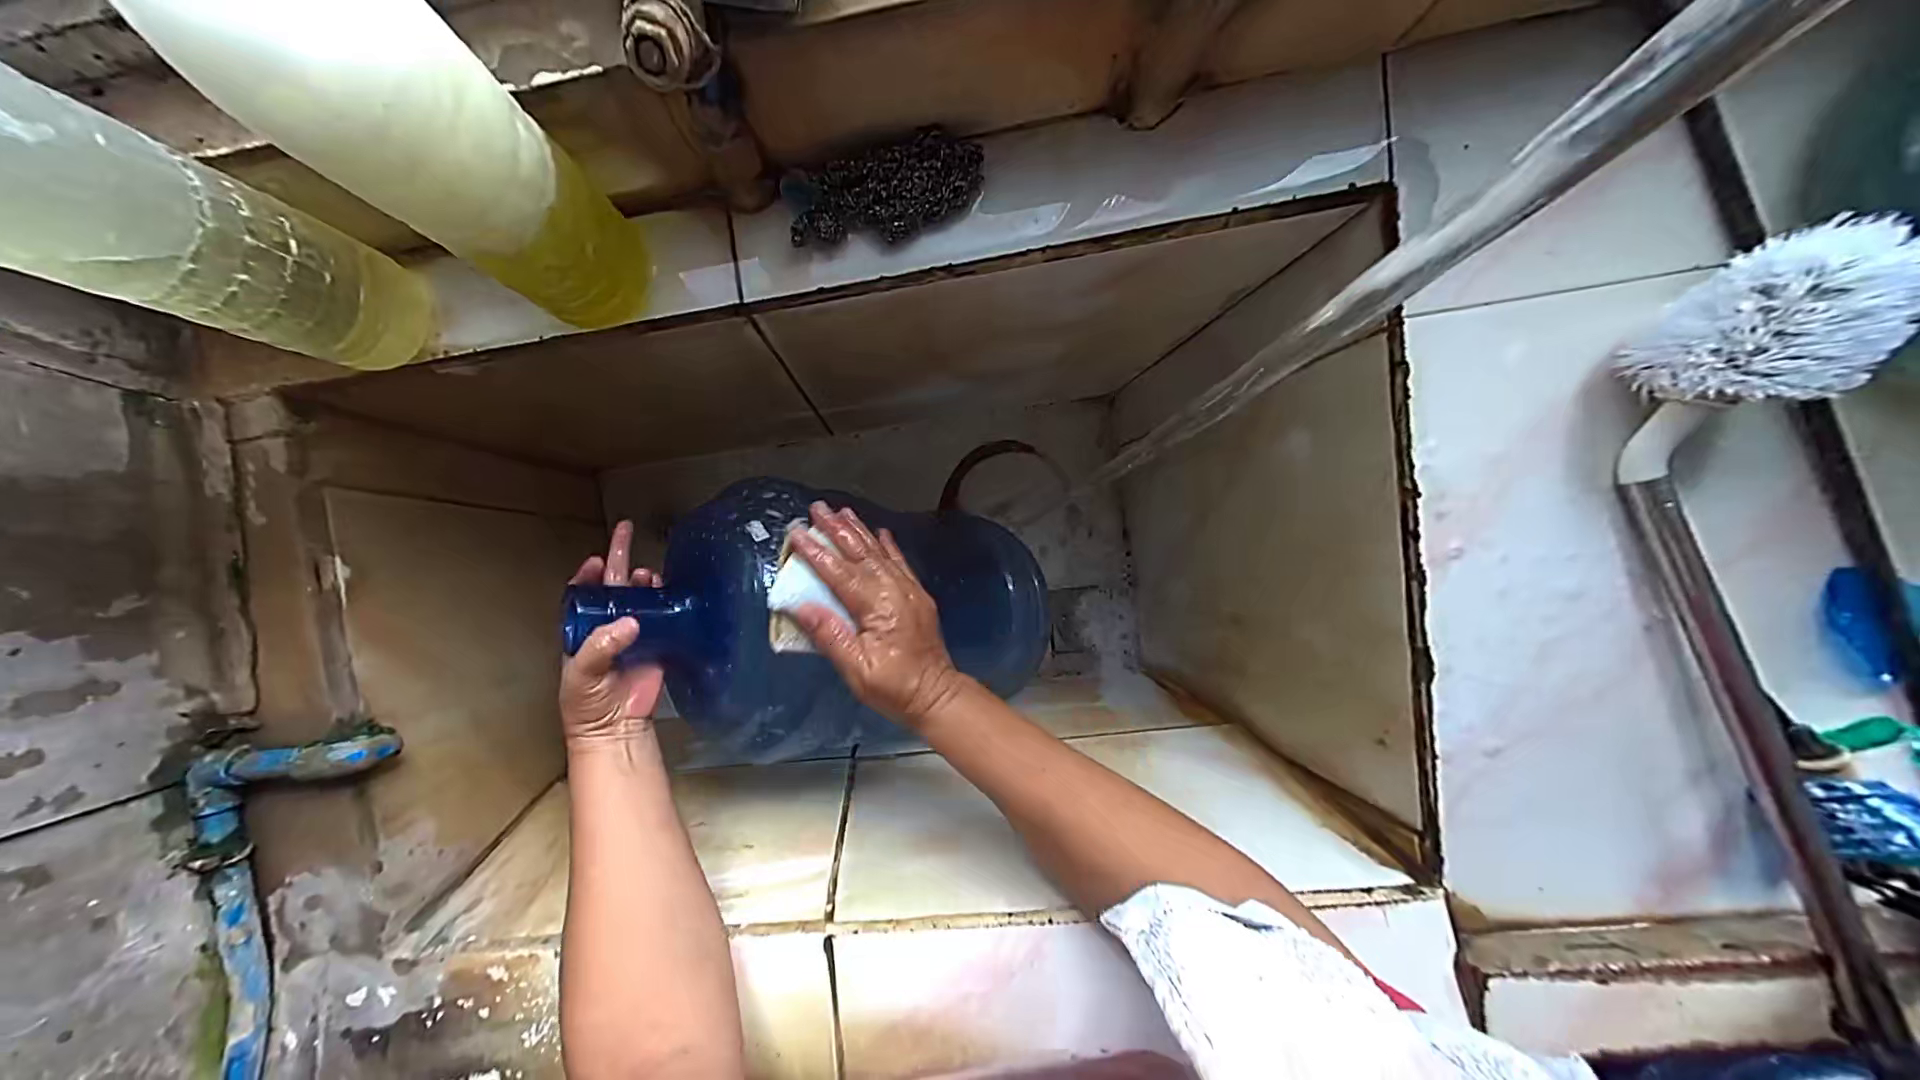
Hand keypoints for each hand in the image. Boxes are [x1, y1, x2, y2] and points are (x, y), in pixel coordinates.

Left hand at [559, 520, 665, 745]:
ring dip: (643, 581)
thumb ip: (600, 646)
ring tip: (647, 572)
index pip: (583, 595)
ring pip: (640, 598)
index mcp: (582, 631)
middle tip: (625, 531)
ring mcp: (634, 635)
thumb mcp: (582, 674)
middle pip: (613, 586)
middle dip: (618, 558)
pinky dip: (667, 602)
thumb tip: (630, 622)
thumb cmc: (587, 704)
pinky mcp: (658, 644)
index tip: (596, 559)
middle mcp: (607, 627)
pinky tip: (667, 590)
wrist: (617, 729)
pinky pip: (664, 617)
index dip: (588, 575)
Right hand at [788, 501, 967, 726]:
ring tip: (843, 512)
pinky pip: (901, 563)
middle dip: (838, 530)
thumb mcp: (856, 670)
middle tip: (818, 508)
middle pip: (862, 554)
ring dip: (860, 532)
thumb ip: (830, 636)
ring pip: (881, 553)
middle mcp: (896, 591)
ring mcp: (910, 591)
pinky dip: (889, 546)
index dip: (817, 552)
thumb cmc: (895, 688)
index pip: (840, 573)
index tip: (797, 533)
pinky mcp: (918, 597)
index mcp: (878, 607)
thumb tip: (800, 607)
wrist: (937, 695)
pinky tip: (881, 533)